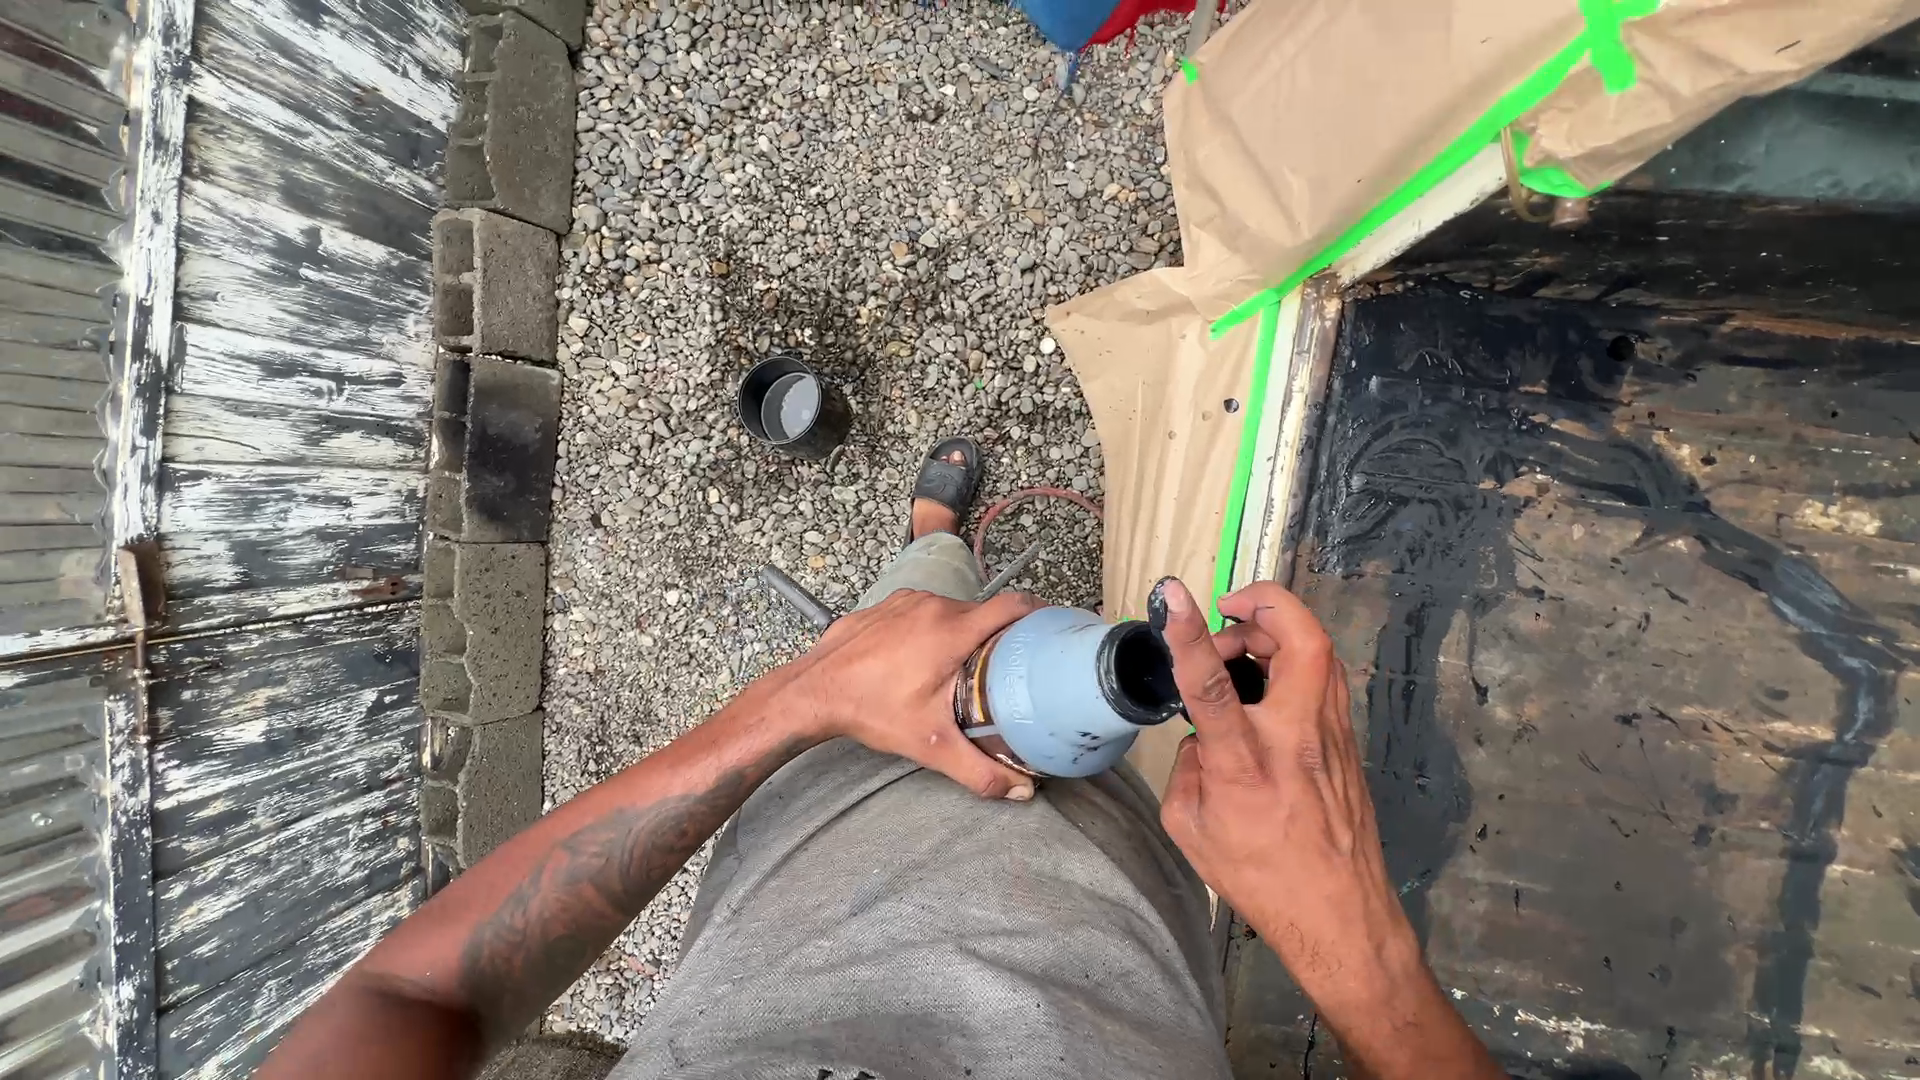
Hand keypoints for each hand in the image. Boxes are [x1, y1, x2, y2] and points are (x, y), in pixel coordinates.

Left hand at [784, 589, 1042, 800]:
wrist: (813, 691)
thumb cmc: (870, 710)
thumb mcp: (930, 744)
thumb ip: (979, 770)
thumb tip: (1020, 790)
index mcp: (953, 631)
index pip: (1013, 605)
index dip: (1038, 611)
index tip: (1050, 626)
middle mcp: (934, 606)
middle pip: (984, 612)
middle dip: (999, 635)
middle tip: (1006, 664)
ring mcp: (908, 601)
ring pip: (953, 610)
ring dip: (964, 632)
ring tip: (966, 664)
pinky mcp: (888, 604)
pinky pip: (924, 609)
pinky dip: (933, 627)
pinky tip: (925, 656)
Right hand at [1155, 578, 1501, 1079]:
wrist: (1342, 919)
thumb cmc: (1259, 878)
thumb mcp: (1190, 825)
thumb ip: (1187, 765)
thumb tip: (1201, 734)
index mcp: (1245, 763)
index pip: (1212, 683)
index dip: (1189, 633)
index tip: (1173, 594)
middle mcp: (1295, 737)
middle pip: (1303, 642)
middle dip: (1268, 603)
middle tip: (1228, 614)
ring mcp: (1331, 736)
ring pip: (1321, 652)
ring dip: (1279, 630)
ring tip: (1242, 646)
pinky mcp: (1347, 742)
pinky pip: (1325, 678)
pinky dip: (1293, 660)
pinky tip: (1267, 684)